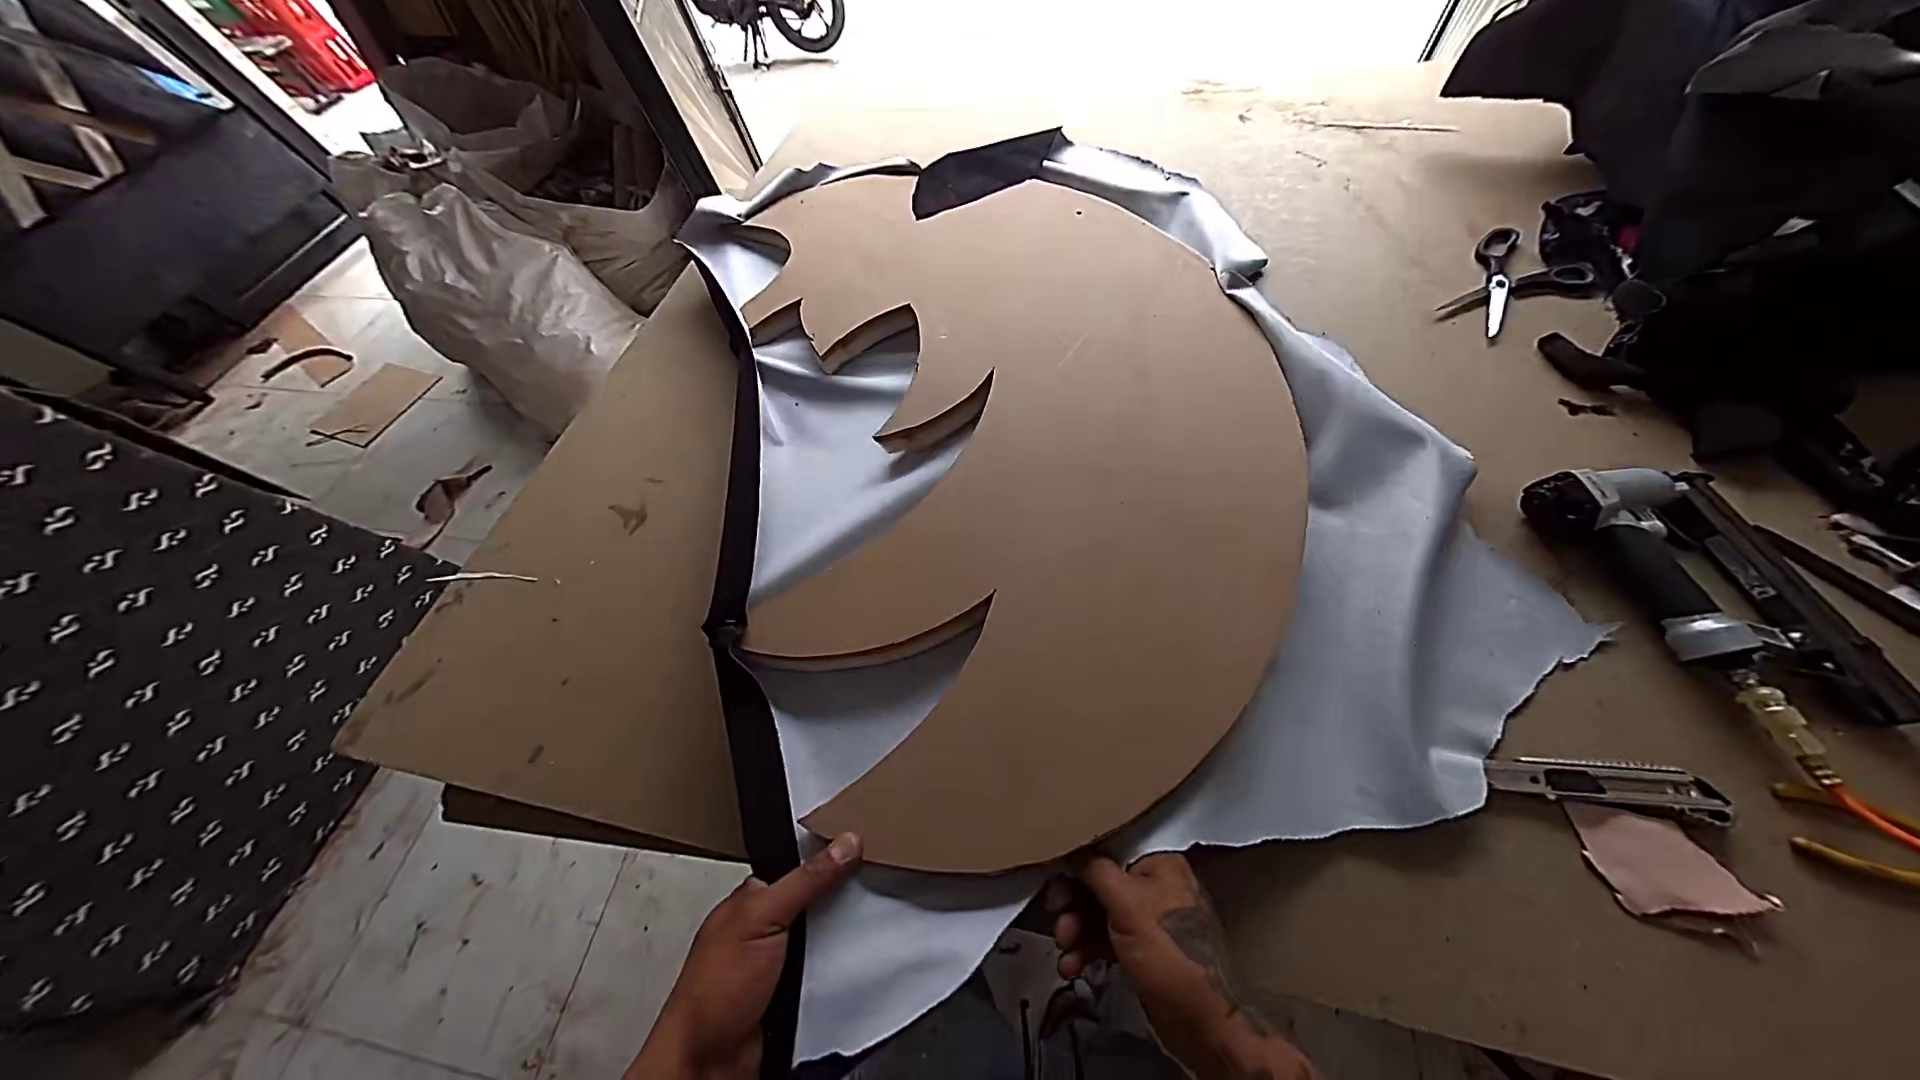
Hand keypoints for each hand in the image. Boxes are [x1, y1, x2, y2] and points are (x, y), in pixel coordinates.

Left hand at [627, 833, 862, 1079]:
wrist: (707, 1066)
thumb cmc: (711, 992)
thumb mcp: (761, 917)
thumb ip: (805, 880)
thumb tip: (844, 843)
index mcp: (755, 899)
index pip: (801, 864)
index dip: (830, 854)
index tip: (862, 845)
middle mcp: (771, 926)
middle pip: (821, 899)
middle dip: (843, 898)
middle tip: (871, 885)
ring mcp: (786, 960)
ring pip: (830, 936)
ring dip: (845, 937)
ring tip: (872, 921)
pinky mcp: (800, 992)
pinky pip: (833, 971)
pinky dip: (844, 969)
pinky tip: (858, 961)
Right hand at [1047, 853, 1318, 1079]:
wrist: (1201, 1024)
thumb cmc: (1171, 956)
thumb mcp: (1127, 902)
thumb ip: (1098, 871)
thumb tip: (1079, 857)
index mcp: (1160, 865)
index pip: (1109, 854)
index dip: (1078, 870)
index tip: (1058, 887)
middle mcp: (1157, 887)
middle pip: (1100, 886)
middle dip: (1074, 908)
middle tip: (1061, 924)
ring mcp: (1150, 921)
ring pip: (1100, 915)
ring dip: (1077, 932)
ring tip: (1067, 951)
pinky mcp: (1143, 951)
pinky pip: (1107, 940)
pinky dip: (1088, 950)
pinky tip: (1075, 964)